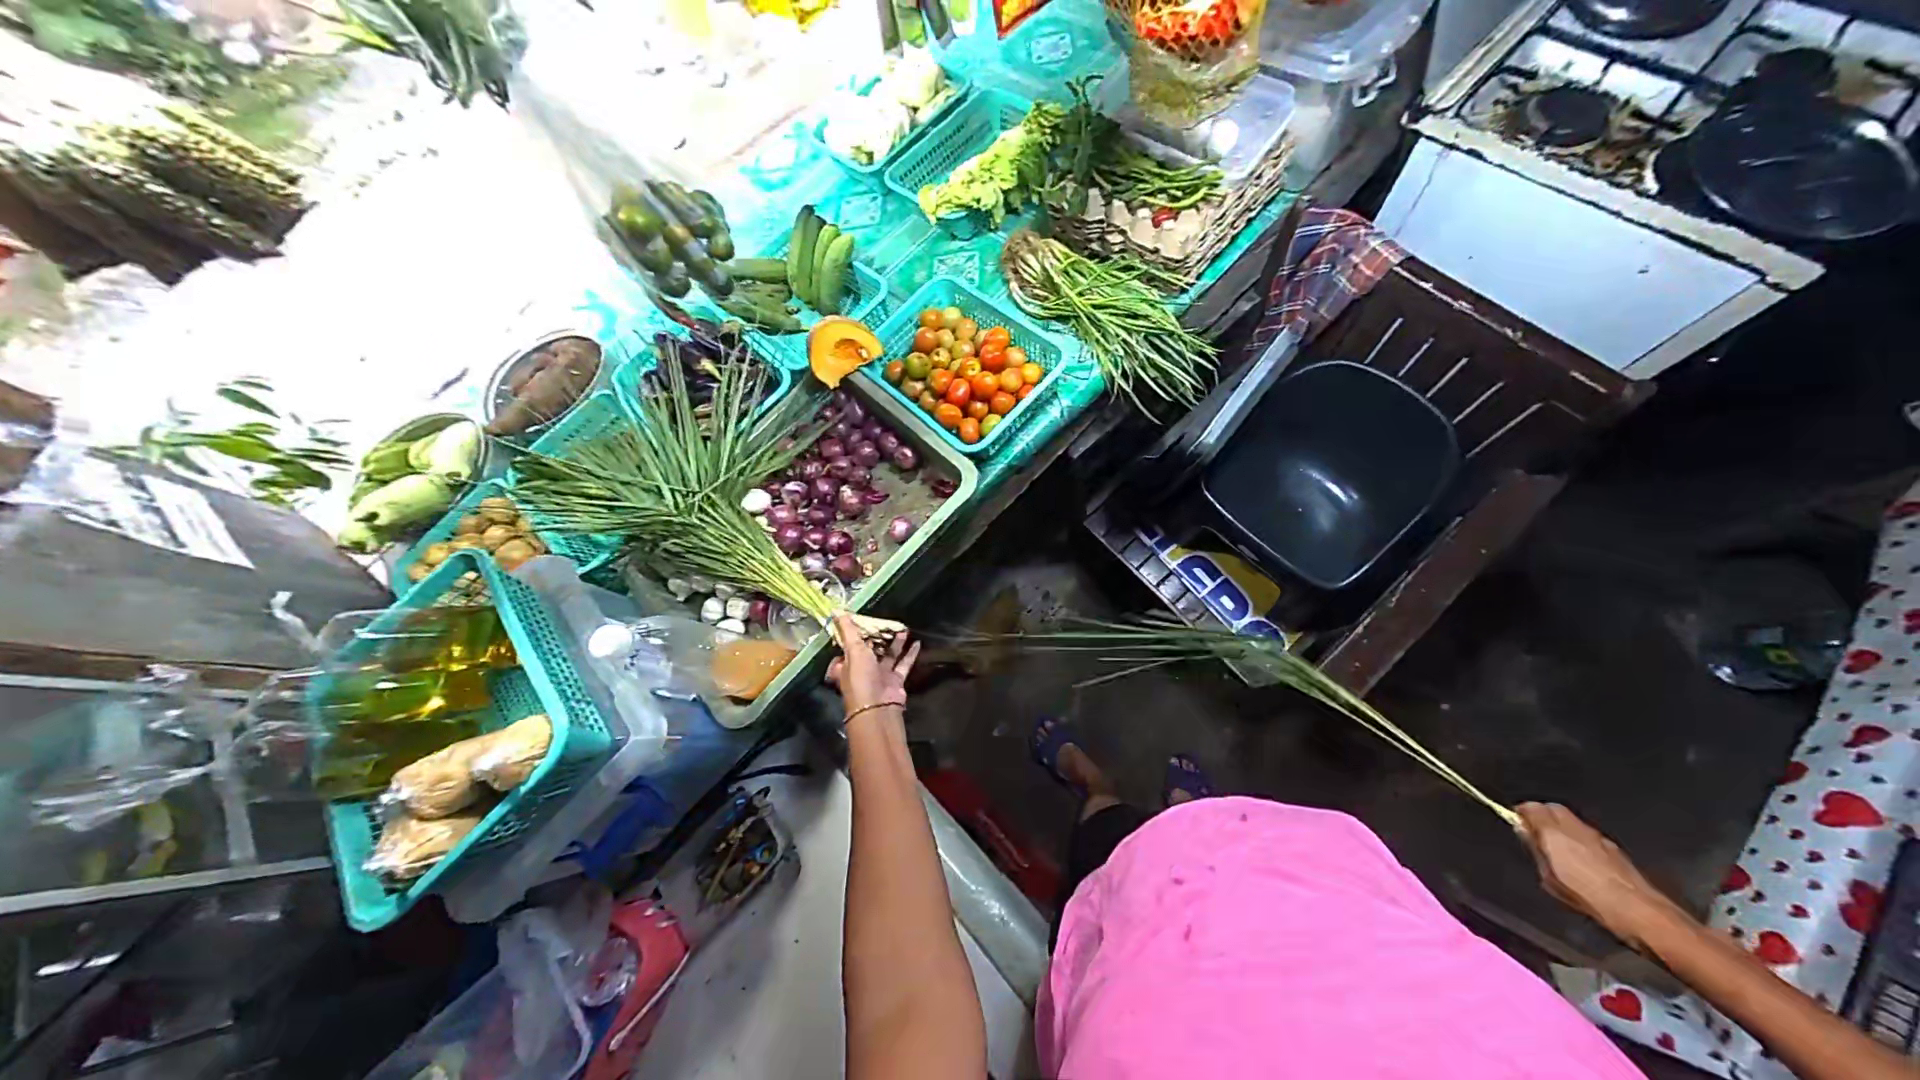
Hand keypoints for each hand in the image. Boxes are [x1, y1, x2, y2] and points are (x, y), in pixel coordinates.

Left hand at [826, 614, 919, 721]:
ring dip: (896, 643)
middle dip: (878, 637)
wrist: (878, 707)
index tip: (864, 619)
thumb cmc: (860, 677)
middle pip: (871, 650)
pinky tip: (917, 643)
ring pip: (888, 656)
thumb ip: (847, 630)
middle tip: (887, 621)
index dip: (856, 633)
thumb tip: (835, 610)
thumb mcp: (852, 649)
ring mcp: (879, 676)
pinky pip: (903, 664)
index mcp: (847, 663)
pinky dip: (910, 654)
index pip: (849, 645)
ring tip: (903, 628)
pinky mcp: (895, 681)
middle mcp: (862, 670)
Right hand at [1516, 802, 1680, 947]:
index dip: (1521, 813)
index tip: (1517, 824)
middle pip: (1553, 808)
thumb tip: (1524, 832)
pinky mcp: (1615, 848)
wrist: (1641, 912)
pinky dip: (1579, 839)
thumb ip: (1535, 850)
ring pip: (1572, 820)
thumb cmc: (1588, 897)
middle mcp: (1576, 828)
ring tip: (1558, 849)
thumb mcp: (1549, 877)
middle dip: (1542, 815)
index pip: (1531, 807)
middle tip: (1536, 833)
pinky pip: (1589, 834)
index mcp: (1554, 833)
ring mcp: (1599, 837)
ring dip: (1561, 827)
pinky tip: (1582, 860)